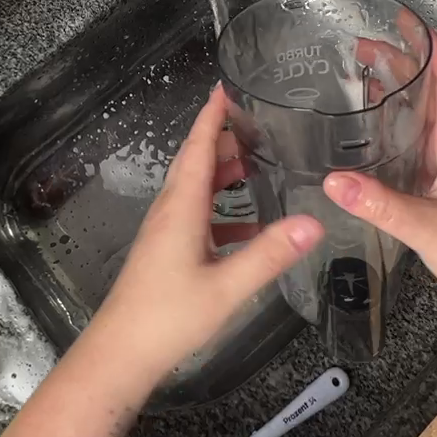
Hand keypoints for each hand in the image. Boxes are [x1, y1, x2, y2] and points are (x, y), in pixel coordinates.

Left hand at [83, 86, 323, 393]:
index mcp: (182, 205)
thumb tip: (314, 221)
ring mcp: (165, 229)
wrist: (121, 351)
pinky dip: (220, 208)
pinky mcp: (166, 249)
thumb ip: (270, 254)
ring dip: (221, 171)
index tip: (227, 85)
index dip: (212, 115)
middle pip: (196, 160)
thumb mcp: (228, 286)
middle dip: (222, 137)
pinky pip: (195, 214)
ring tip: (256, 161)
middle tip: (256, 120)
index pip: (198, 146)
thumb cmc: (169, 315)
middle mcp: (170, 208)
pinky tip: (246, 225)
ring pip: (195, 186)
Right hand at [321, 35, 436, 321]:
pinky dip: (394, 121)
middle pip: (433, 90)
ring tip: (360, 71)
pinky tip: (370, 126)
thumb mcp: (430, 231)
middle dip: (402, 61)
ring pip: (424, 113)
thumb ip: (382, 205)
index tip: (403, 20)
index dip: (430, 47)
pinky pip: (416, 140)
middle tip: (361, 44)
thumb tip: (331, 180)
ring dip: (398, 87)